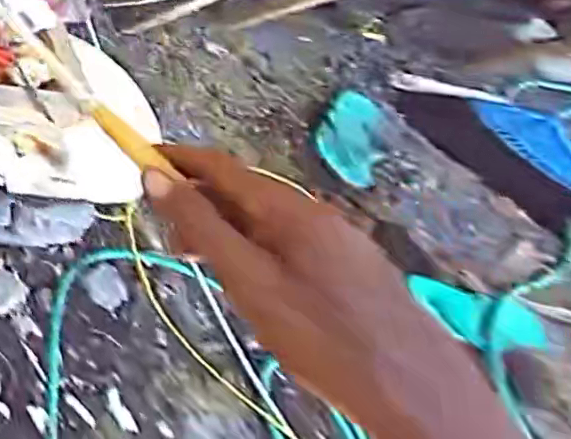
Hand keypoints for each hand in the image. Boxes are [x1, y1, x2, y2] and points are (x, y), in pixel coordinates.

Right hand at [143, 146, 513, 438]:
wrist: (433, 412)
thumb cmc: (326, 339)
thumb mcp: (246, 279)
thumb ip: (197, 223)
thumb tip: (154, 175)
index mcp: (290, 210)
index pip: (217, 164)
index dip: (173, 158)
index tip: (137, 161)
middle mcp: (318, 215)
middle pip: (240, 191)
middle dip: (196, 203)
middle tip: (170, 237)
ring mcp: (344, 243)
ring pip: (264, 219)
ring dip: (224, 230)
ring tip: (206, 266)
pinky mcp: (359, 272)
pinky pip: (289, 242)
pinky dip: (255, 247)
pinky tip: (253, 284)